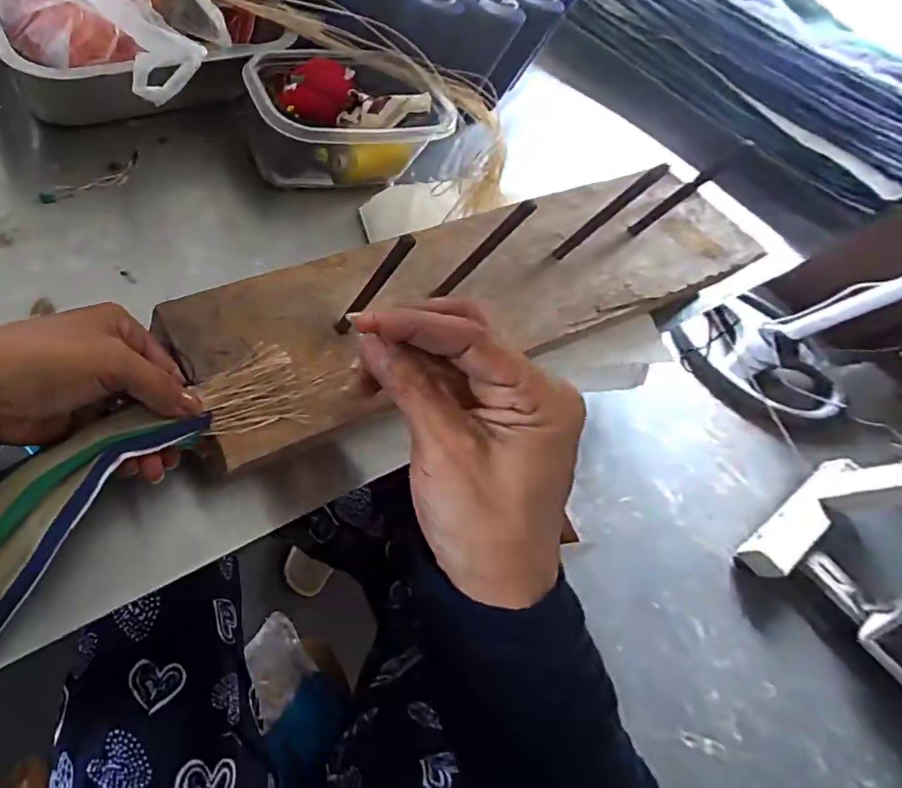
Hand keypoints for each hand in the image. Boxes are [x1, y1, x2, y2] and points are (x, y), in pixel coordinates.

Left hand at [0, 303, 203, 481]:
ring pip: (132, 420)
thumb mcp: (110, 361)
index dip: (180, 393)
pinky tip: (133, 469)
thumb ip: (156, 385)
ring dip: (147, 445)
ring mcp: (90, 390)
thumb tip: (197, 407)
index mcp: (116, 328)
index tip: (197, 427)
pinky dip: (124, 453)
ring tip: (153, 469)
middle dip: (165, 425)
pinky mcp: (75, 421)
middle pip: (150, 394)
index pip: (162, 361)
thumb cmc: (52, 361)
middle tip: (175, 455)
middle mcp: (106, 356)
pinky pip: (109, 438)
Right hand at [350, 299, 585, 608]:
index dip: (413, 323)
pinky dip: (408, 371)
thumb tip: (371, 339)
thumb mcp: (442, 449)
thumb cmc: (479, 521)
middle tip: (363, 333)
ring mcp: (507, 400)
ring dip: (404, 349)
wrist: (496, 579)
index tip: (363, 321)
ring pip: (450, 350)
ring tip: (363, 367)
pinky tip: (377, 380)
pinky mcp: (483, 412)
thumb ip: (409, 386)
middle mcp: (529, 388)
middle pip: (468, 332)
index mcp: (538, 397)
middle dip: (412, 327)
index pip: (471, 339)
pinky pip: (443, 375)